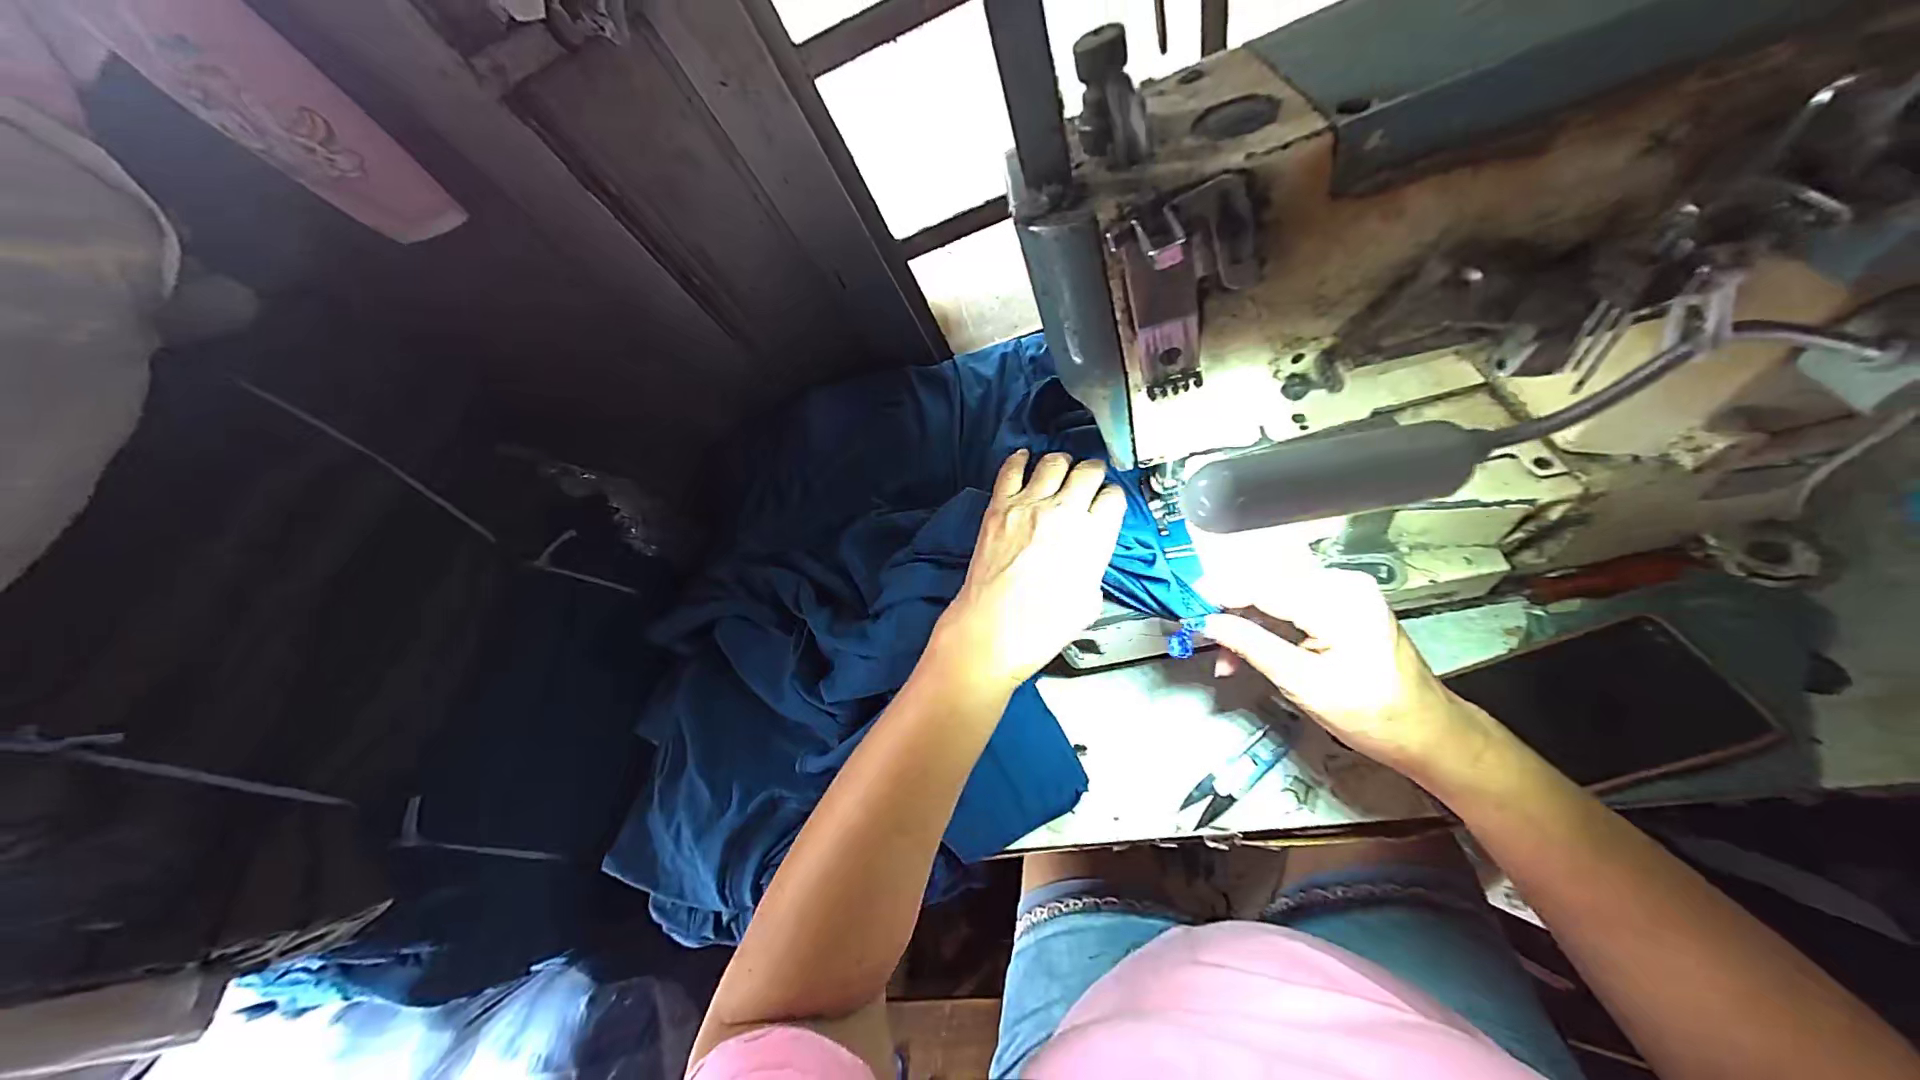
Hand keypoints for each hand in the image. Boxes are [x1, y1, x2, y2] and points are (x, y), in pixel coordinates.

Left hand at [929, 450, 1126, 690]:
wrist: (993, 630)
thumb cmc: (1038, 627)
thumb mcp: (1088, 602)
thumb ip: (1093, 570)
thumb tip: (1086, 561)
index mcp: (1094, 538)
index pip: (1113, 497)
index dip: (1111, 498)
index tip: (1106, 501)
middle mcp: (1065, 514)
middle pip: (1088, 471)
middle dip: (1092, 473)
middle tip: (1088, 478)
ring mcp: (1030, 506)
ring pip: (1054, 462)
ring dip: (1061, 463)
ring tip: (1060, 468)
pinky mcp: (1000, 507)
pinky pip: (1012, 469)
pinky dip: (1020, 460)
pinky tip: (1024, 459)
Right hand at [1202, 567, 1503, 786]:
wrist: (1425, 731)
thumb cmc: (1373, 714)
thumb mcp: (1302, 683)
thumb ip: (1251, 645)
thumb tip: (1209, 624)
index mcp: (1340, 599)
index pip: (1264, 586)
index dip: (1221, 595)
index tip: (1189, 605)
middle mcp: (1343, 585)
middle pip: (1267, 587)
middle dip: (1231, 614)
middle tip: (1204, 638)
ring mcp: (1344, 593)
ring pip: (1274, 597)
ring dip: (1246, 624)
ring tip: (1227, 658)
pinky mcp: (1341, 605)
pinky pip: (1290, 605)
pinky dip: (1267, 627)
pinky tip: (1250, 651)